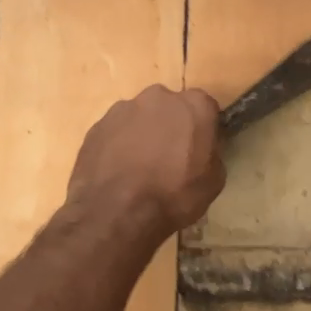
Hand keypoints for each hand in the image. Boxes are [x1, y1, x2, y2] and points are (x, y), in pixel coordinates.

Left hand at [65, 84, 224, 238]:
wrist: (116, 212)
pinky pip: (116, 133)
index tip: (199, 150)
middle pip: (170, 108)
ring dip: (143, 136)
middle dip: (171, 127)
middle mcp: (158, 97)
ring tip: (140, 170)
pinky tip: (119, 173)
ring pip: (140, 119)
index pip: (205, 109)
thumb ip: (211, 154)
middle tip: (170, 159)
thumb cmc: (174, 196)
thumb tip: (202, 151)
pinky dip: (119, 147)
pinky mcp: (96, 126)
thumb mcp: (213, 182)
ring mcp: (122, 109)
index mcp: (194, 105)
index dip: (203, 130)